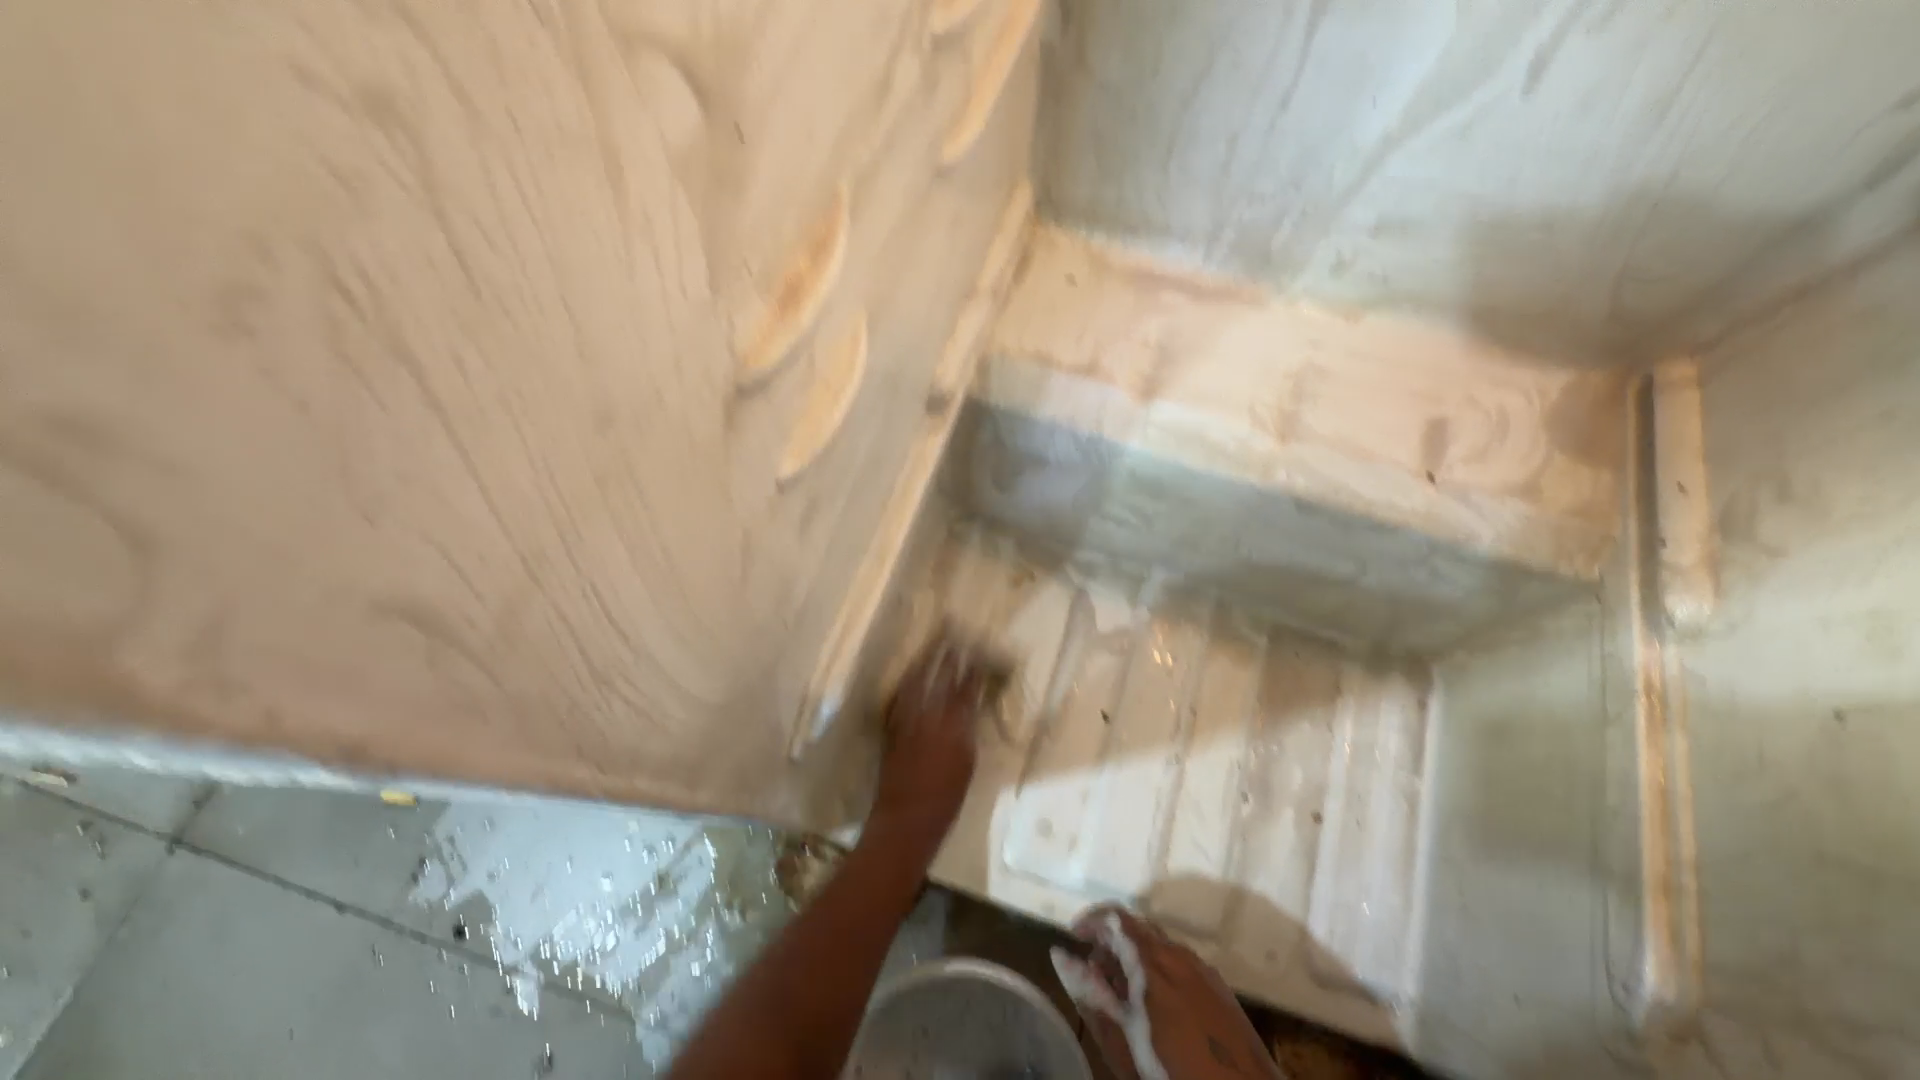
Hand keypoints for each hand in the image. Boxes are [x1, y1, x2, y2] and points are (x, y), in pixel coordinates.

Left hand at [867, 638, 991, 853]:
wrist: (905, 821)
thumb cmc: (945, 801)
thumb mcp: (967, 765)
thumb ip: (967, 733)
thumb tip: (969, 711)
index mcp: (954, 728)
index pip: (966, 689)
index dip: (972, 669)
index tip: (978, 649)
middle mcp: (928, 718)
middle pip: (939, 678)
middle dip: (947, 654)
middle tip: (952, 631)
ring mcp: (906, 722)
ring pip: (915, 682)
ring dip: (924, 661)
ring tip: (931, 644)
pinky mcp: (890, 730)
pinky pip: (899, 698)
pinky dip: (907, 683)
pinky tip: (910, 675)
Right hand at [1051, 905, 1285, 1079]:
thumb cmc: (1172, 1070)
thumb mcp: (1121, 1039)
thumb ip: (1089, 993)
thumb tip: (1061, 954)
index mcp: (1154, 961)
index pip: (1117, 917)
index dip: (1091, 920)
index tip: (1072, 937)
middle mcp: (1181, 955)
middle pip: (1140, 929)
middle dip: (1112, 941)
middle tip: (1091, 971)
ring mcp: (1205, 972)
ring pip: (1161, 947)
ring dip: (1135, 957)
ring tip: (1118, 993)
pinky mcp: (1221, 991)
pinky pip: (1180, 965)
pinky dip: (1157, 971)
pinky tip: (1152, 1007)